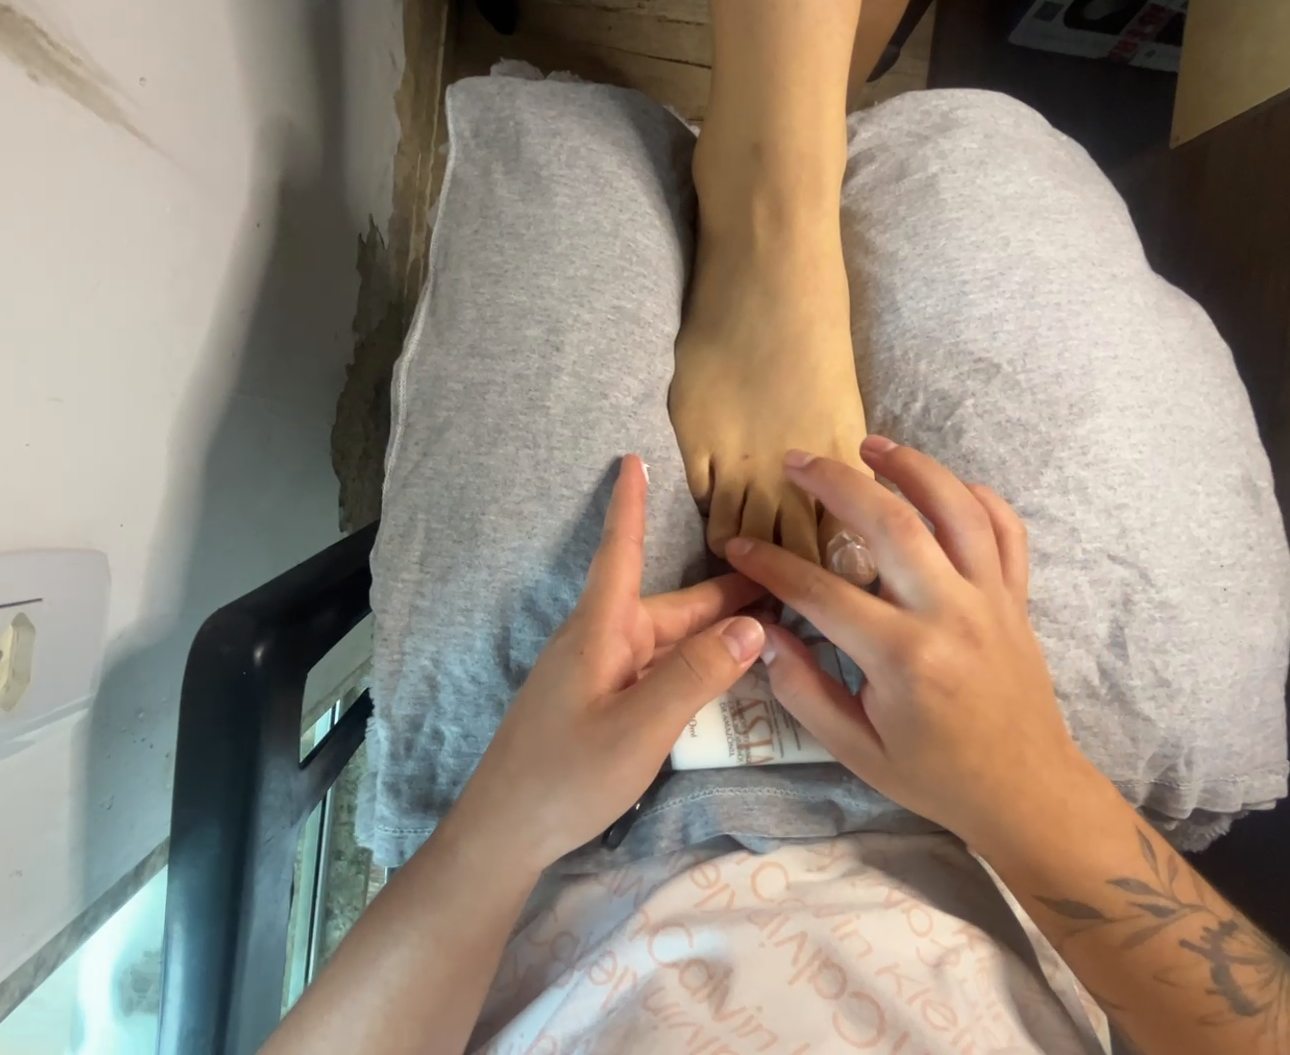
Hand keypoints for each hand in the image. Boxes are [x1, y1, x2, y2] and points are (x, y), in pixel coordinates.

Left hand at [449, 455, 768, 870]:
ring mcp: (598, 672)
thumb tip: (752, 626)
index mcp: (601, 630)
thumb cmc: (566, 775)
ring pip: (666, 640)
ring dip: (713, 631)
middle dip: (723, 593)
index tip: (631, 458)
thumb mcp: (640, 728)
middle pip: (669, 606)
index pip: (620, 551)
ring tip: (771, 624)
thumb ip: (696, 675)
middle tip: (785, 580)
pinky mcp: (600, 700)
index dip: (628, 505)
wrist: (505, 831)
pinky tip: (723, 674)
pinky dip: (692, 663)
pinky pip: (654, 668)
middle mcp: (600, 640)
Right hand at [722, 437, 1104, 854]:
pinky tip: (943, 485)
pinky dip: (977, 497)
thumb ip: (802, 689)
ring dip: (911, 467)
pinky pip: (1006, 530)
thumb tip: (762, 633)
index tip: (738, 544)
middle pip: (890, 523)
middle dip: (836, 482)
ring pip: (955, 509)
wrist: (1027, 794)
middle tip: (797, 461)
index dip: (770, 564)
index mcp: (902, 657)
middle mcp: (949, 613)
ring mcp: (990, 599)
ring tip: (870, 444)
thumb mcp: (854, 749)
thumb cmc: (934, 776)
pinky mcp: (1016, 598)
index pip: (819, 592)